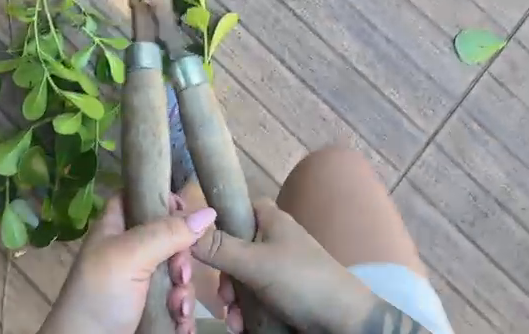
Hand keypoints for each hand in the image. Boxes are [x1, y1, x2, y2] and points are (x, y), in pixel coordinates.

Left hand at [40, 195, 219, 333]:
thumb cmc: (100, 295)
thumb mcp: (130, 255)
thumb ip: (167, 232)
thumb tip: (209, 212)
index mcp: (116, 228)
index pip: (140, 197)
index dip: (161, 198)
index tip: (185, 210)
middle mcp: (130, 252)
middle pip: (168, 238)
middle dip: (182, 257)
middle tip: (179, 274)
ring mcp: (142, 285)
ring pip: (177, 274)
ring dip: (184, 291)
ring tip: (178, 309)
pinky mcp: (153, 313)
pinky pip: (178, 304)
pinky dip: (183, 314)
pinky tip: (181, 323)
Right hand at [190, 201, 379, 333]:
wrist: (344, 324)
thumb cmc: (302, 280)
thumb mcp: (256, 263)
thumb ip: (219, 247)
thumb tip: (184, 228)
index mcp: (269, 218)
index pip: (234, 206)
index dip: (215, 224)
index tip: (199, 247)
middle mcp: (272, 238)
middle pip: (232, 247)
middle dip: (223, 274)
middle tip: (223, 295)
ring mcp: (278, 267)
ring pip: (240, 276)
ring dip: (232, 298)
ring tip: (234, 318)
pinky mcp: (282, 294)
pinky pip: (254, 297)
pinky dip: (245, 311)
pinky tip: (241, 326)